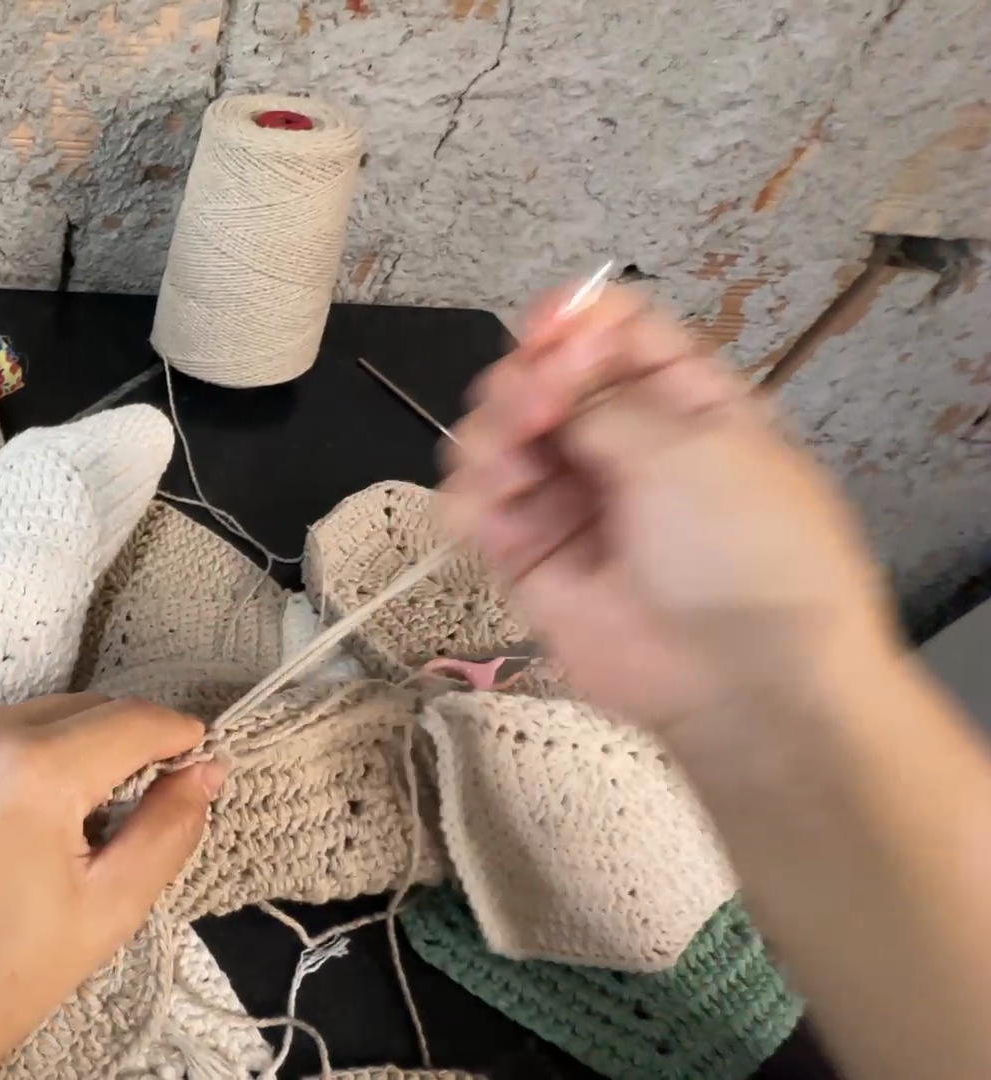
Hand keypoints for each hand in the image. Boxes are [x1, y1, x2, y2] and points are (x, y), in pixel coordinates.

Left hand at [0, 694, 224, 1079]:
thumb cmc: (3, 973)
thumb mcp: (109, 907)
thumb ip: (169, 827)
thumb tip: (205, 771)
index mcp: (32, 771)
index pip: (130, 719)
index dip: (174, 733)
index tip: (196, 752)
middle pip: (83, 709)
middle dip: (120, 744)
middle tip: (129, 802)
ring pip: (35, 715)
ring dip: (64, 748)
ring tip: (59, 819)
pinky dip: (11, 754)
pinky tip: (5, 813)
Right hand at [441, 285, 900, 739]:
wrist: (726, 678)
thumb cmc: (744, 554)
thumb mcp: (696, 452)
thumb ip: (606, 400)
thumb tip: (549, 362)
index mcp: (676, 407)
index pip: (610, 337)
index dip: (571, 320)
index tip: (542, 324)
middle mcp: (609, 445)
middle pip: (533, 383)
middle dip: (520, 389)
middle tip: (534, 411)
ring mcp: (558, 497)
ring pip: (488, 441)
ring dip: (487, 445)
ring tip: (510, 476)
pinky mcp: (515, 548)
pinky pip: (467, 506)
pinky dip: (469, 503)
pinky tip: (493, 517)